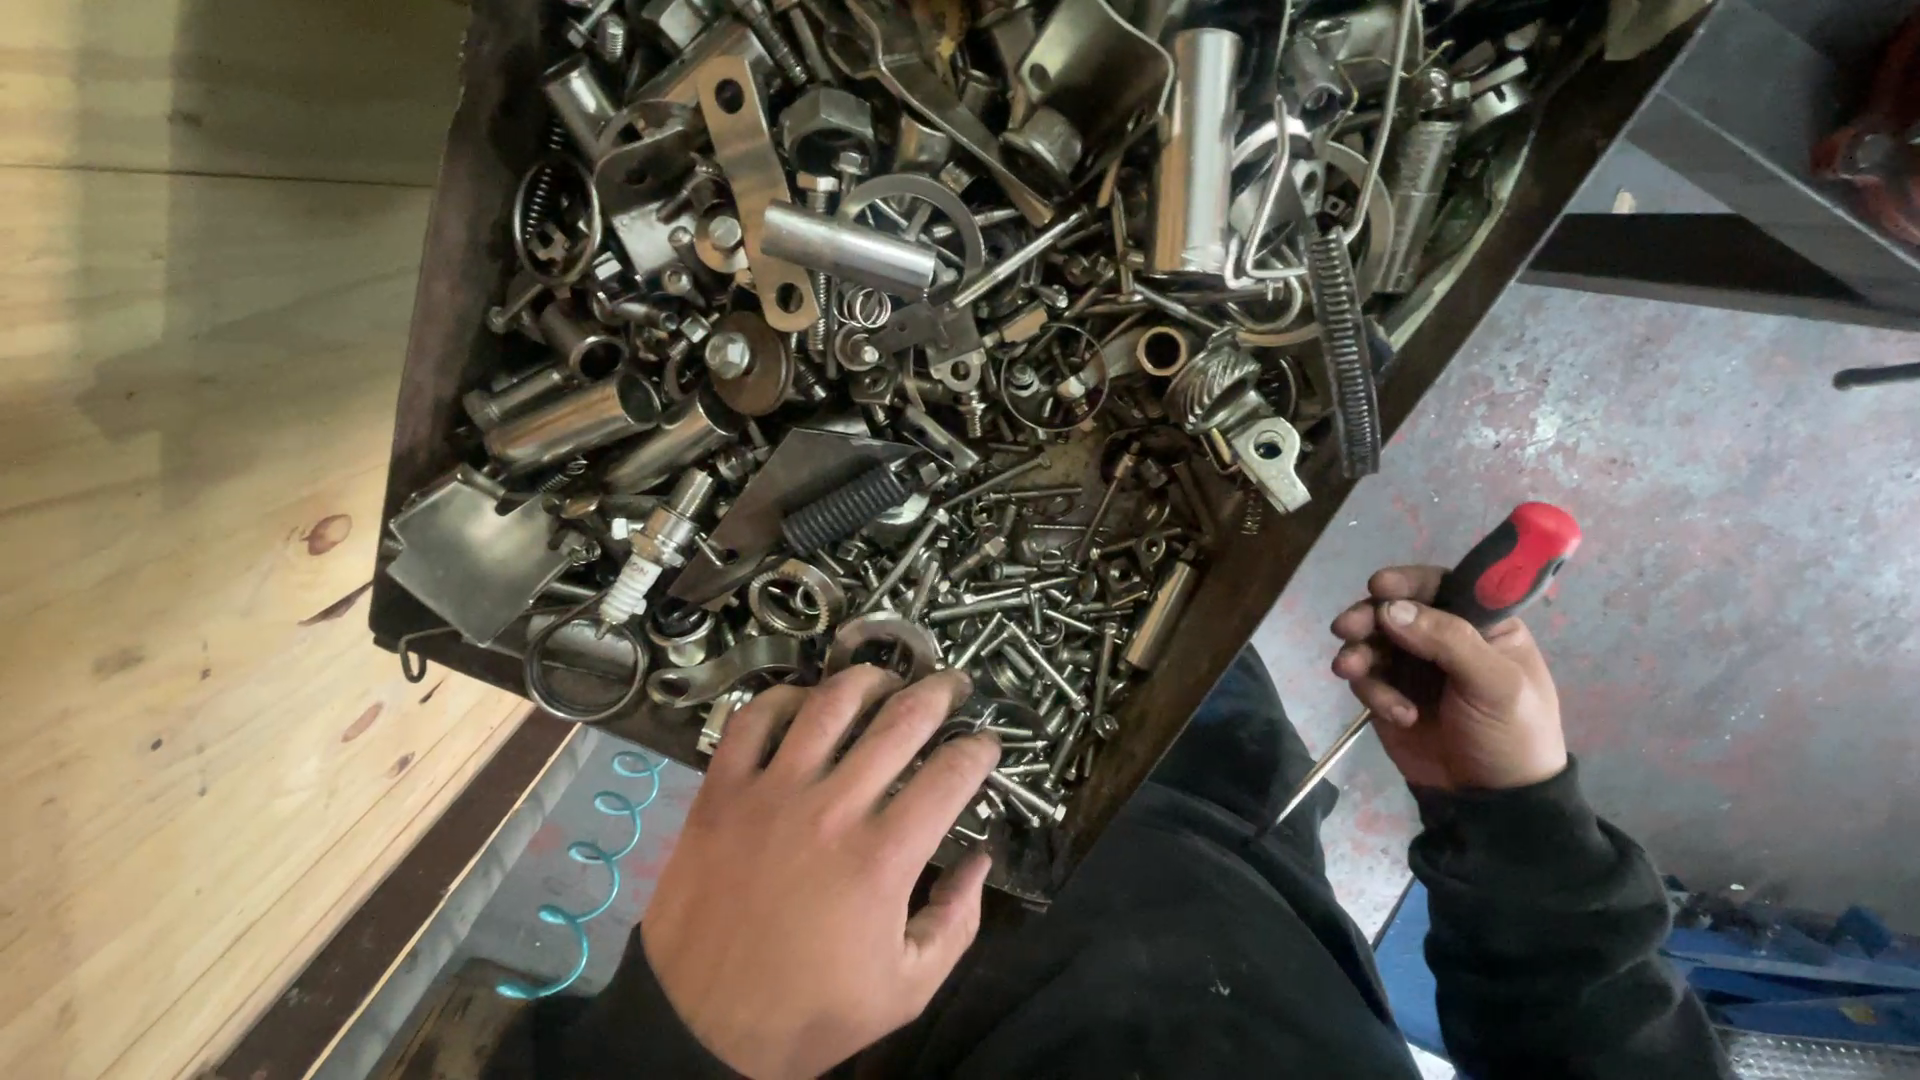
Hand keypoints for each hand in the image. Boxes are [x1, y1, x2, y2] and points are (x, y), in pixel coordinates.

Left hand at [641, 666, 999, 1079]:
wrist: (694, 1031)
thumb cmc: (806, 1012)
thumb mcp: (905, 988)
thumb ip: (957, 921)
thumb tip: (981, 859)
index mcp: (884, 857)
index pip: (951, 773)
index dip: (981, 749)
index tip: (988, 743)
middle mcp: (833, 808)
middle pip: (901, 720)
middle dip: (940, 693)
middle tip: (954, 686)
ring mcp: (772, 792)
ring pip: (830, 703)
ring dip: (869, 679)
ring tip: (888, 679)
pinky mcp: (721, 792)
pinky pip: (753, 720)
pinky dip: (783, 696)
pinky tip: (806, 700)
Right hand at [1329, 566, 1566, 790]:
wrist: (1491, 801)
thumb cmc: (1512, 735)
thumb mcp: (1496, 685)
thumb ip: (1448, 640)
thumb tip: (1389, 609)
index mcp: (1481, 626)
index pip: (1441, 585)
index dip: (1408, 581)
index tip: (1378, 586)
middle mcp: (1441, 638)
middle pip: (1392, 610)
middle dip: (1366, 617)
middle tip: (1345, 628)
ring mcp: (1411, 666)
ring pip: (1371, 641)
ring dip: (1358, 653)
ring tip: (1351, 672)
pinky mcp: (1388, 693)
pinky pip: (1365, 678)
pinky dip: (1372, 692)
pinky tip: (1397, 715)